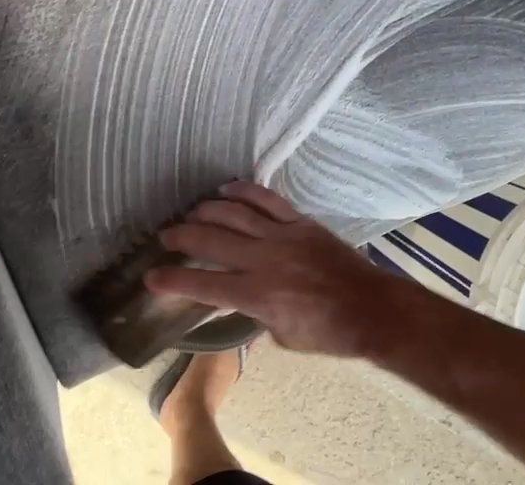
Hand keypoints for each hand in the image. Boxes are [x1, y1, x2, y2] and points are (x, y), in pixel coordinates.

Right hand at [144, 181, 404, 357]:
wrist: (372, 310)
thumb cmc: (329, 333)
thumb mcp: (283, 335)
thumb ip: (255, 313)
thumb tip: (238, 298)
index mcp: (258, 296)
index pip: (204, 285)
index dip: (173, 281)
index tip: (151, 277)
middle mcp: (263, 260)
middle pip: (210, 240)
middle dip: (181, 237)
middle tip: (165, 236)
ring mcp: (281, 235)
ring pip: (232, 213)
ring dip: (205, 211)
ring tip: (189, 213)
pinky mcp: (298, 221)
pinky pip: (265, 198)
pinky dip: (242, 190)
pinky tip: (225, 189)